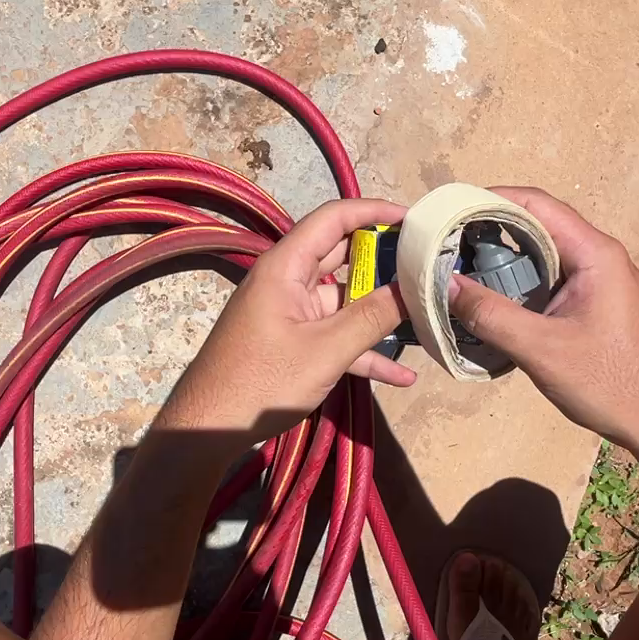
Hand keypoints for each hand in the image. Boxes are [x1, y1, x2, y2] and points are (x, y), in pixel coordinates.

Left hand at [162, 199, 416, 438]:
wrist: (208, 428)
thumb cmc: (261, 382)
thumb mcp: (325, 351)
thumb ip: (372, 317)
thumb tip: (415, 289)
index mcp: (286, 267)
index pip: (333, 218)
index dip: (374, 211)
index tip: (414, 220)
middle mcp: (287, 281)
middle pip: (342, 256)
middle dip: (386, 261)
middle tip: (430, 265)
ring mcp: (290, 313)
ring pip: (343, 300)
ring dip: (380, 311)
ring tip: (426, 315)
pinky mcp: (292, 342)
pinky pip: (334, 335)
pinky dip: (363, 350)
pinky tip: (401, 375)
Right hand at [444, 187, 638, 453]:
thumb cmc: (610, 382)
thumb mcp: (541, 349)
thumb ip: (490, 314)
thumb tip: (445, 285)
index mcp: (594, 254)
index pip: (537, 204)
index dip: (490, 199)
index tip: (449, 212)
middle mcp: (598, 257)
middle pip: (537, 224)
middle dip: (489, 228)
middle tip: (444, 243)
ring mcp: (597, 280)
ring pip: (540, 253)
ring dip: (501, 256)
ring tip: (456, 267)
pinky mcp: (591, 303)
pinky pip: (547, 277)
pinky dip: (516, 280)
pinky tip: (488, 297)